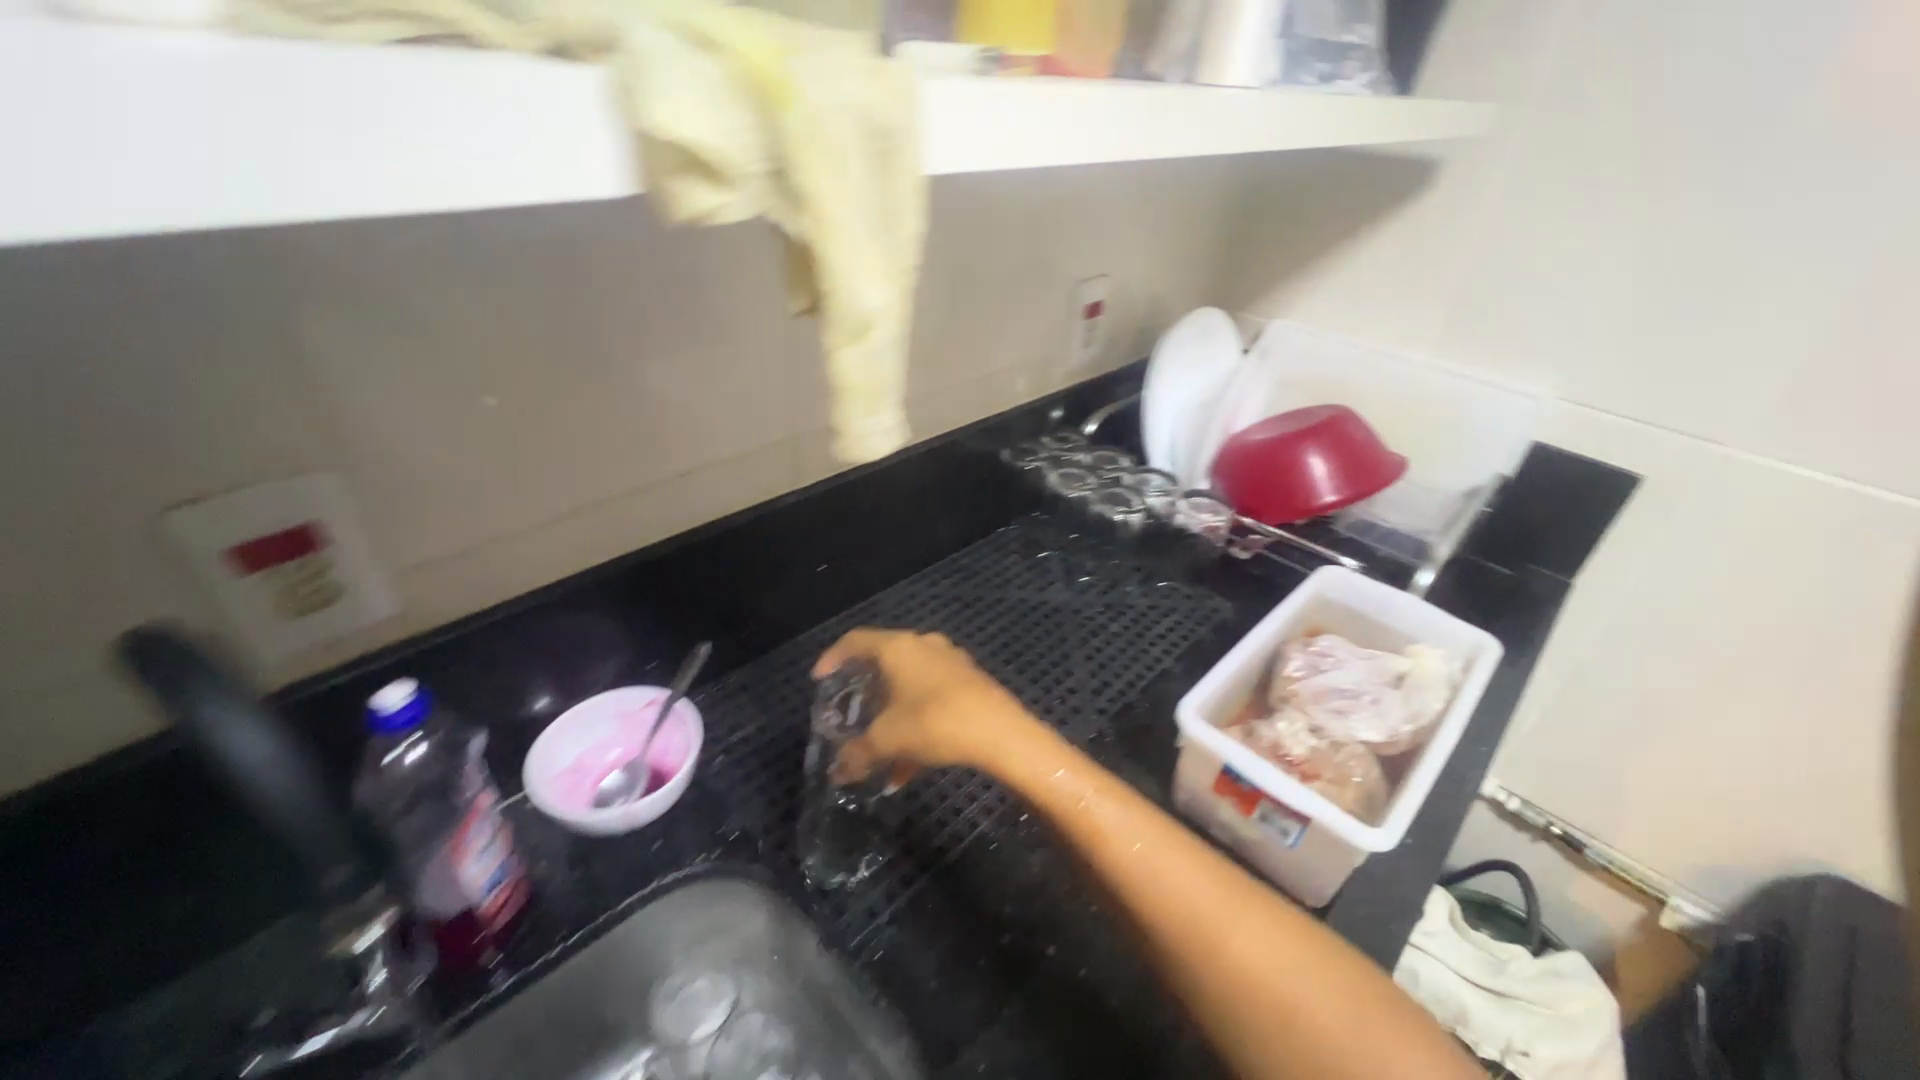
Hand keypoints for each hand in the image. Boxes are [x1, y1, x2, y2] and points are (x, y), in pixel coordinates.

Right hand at [812, 628, 1045, 786]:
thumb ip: (858, 753)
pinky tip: (912, 765)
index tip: (820, 679)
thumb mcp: (888, 740)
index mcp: (899, 647)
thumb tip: (838, 771)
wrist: (1001, 733)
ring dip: (893, 716)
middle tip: (851, 712)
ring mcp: (951, 663)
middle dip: (866, 692)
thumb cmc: (935, 722)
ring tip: (881, 752)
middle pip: (885, 662)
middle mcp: (925, 646)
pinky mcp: (971, 683)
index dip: (833, 657)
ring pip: (911, 686)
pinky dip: (916, 725)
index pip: (856, 641)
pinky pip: (932, 699)